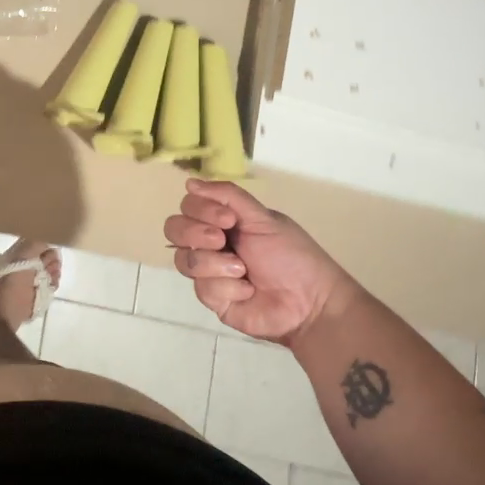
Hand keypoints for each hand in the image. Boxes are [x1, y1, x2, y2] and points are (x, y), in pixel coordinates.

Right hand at [163, 178, 360, 345]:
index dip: (199, 209)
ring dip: (215, 263)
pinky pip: (202, 287)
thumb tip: (189, 182)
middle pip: (173, 229)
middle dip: (195, 232)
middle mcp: (209, 244)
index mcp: (222, 221)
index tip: (228, 219)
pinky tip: (248, 291)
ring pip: (184, 259)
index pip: (188, 206)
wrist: (310, 302)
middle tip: (221, 239)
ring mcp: (208, 271)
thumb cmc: (291, 256)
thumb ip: (229, 196)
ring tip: (243, 270)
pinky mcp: (212, 298)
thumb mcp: (263, 219)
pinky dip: (228, 287)